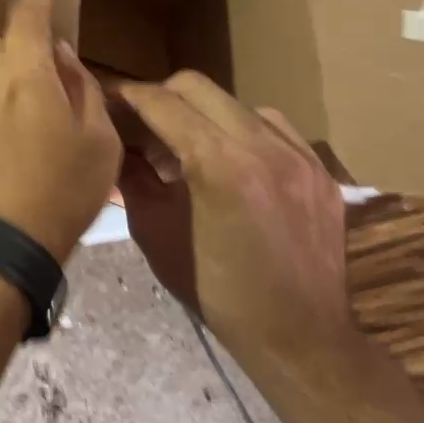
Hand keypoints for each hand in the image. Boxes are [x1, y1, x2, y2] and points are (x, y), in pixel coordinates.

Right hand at [112, 72, 352, 363]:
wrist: (298, 335)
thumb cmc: (211, 284)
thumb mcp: (151, 226)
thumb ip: (130, 172)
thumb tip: (111, 138)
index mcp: (217, 162)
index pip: (158, 100)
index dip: (123, 95)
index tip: (102, 102)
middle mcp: (262, 148)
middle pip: (194, 86)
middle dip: (159, 96)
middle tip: (139, 122)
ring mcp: (299, 158)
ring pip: (235, 103)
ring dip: (202, 113)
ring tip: (186, 144)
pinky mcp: (321, 173)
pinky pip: (272, 128)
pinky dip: (242, 132)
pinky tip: (230, 162)